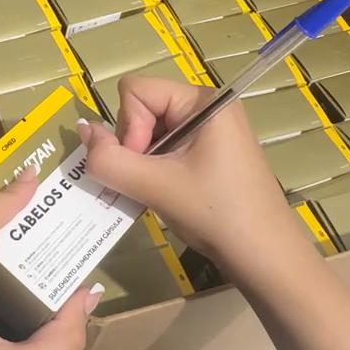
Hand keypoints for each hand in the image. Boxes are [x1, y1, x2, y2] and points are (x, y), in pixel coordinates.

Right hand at [78, 76, 315, 282]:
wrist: (266, 259)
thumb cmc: (216, 214)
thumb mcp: (155, 186)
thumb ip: (109, 159)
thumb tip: (82, 130)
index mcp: (202, 100)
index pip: (135, 91)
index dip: (128, 127)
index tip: (146, 164)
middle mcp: (207, 106)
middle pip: (141, 107)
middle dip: (135, 144)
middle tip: (152, 180)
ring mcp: (210, 129)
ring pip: (149, 129)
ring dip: (143, 160)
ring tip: (159, 189)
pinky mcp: (209, 151)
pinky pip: (165, 145)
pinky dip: (155, 167)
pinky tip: (166, 191)